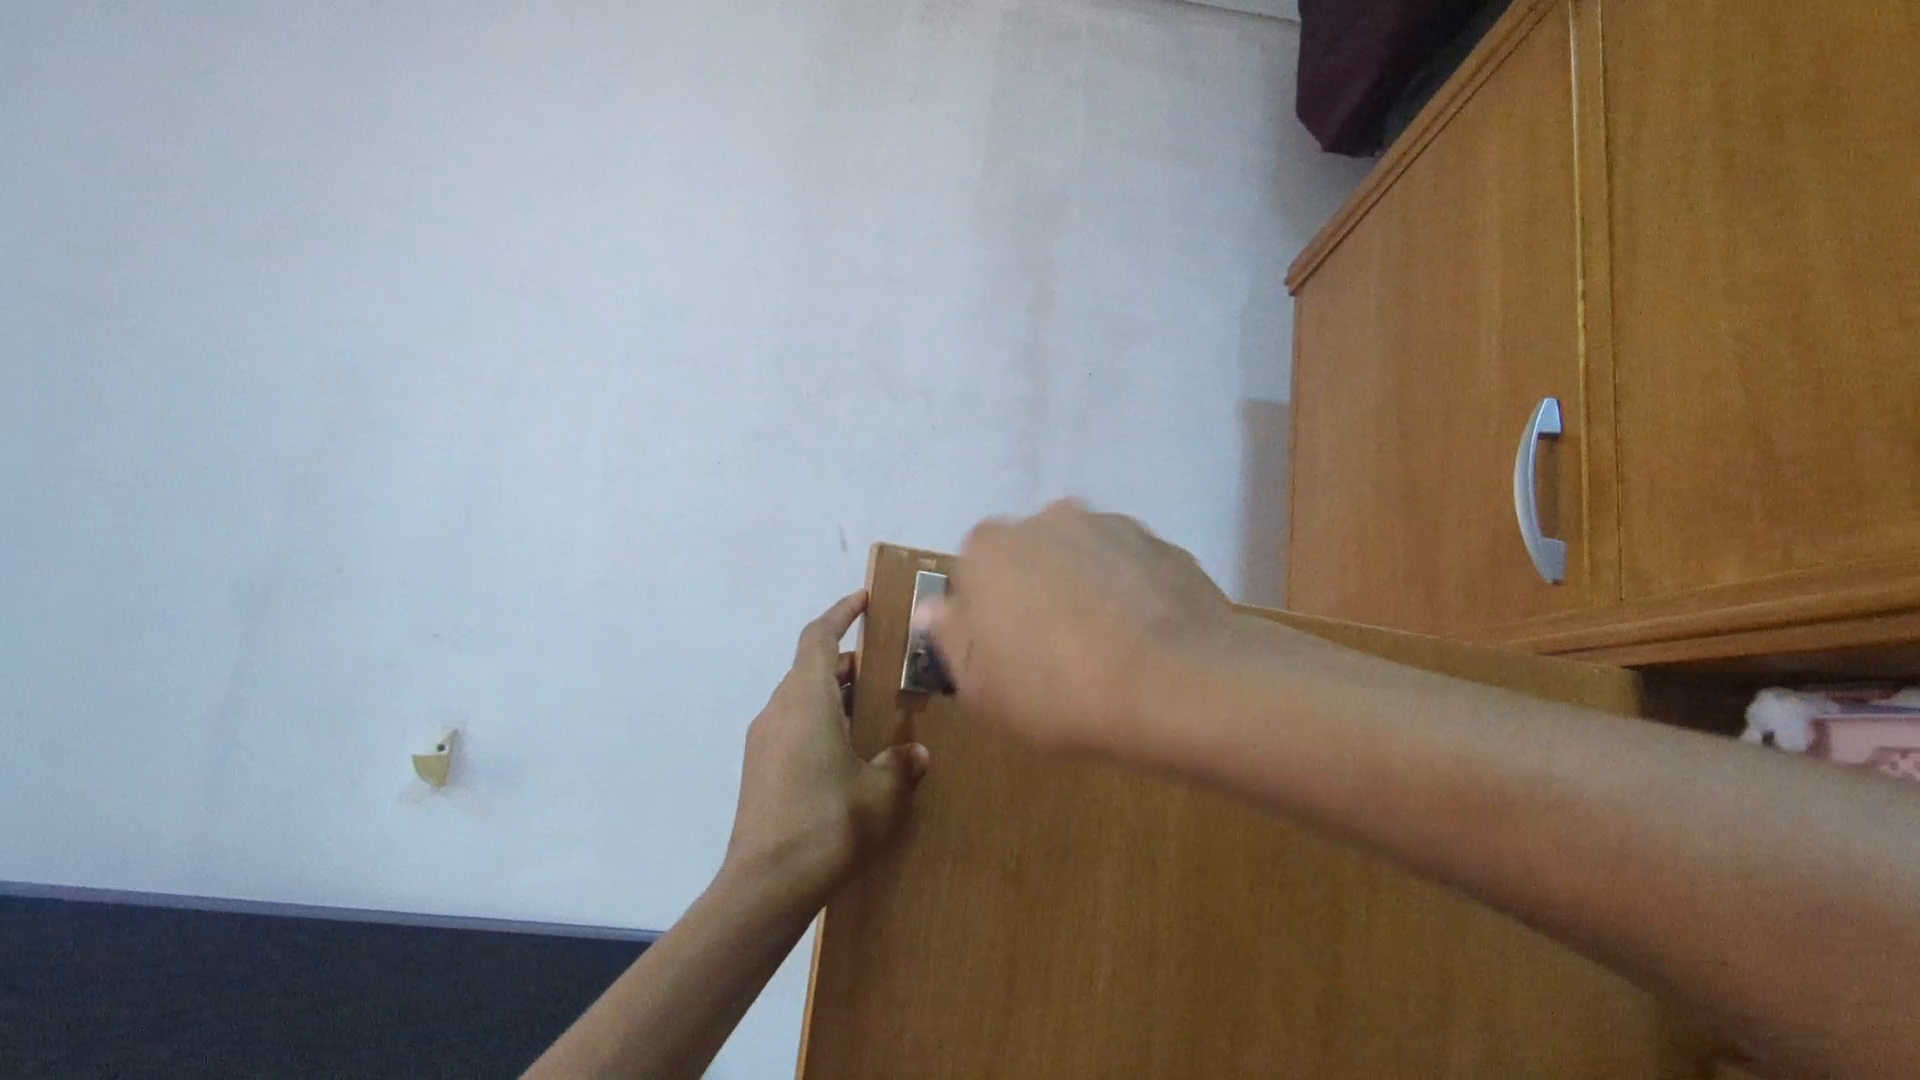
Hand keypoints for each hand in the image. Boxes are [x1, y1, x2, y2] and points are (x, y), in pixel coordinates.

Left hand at [725, 590, 930, 900]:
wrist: (764, 886)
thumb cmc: (828, 824)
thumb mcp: (881, 793)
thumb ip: (901, 765)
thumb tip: (915, 755)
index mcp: (806, 700)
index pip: (819, 638)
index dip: (841, 613)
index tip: (864, 600)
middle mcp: (778, 711)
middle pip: (811, 668)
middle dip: (847, 663)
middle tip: (885, 671)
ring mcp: (763, 742)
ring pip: (801, 700)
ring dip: (834, 697)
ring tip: (872, 714)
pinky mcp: (758, 771)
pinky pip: (792, 728)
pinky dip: (820, 724)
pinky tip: (847, 756)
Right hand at [928, 500, 1239, 758]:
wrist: (1177, 682)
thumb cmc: (1059, 691)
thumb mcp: (982, 688)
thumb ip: (951, 638)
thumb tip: (935, 608)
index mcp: (988, 549)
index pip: (974, 575)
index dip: (987, 615)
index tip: (1005, 653)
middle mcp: (1044, 520)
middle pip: (1028, 557)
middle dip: (1034, 593)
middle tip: (1054, 651)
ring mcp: (1108, 525)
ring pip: (1081, 556)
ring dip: (1084, 587)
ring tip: (1106, 645)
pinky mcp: (1159, 542)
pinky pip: (1128, 566)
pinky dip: (1129, 590)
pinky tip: (1143, 635)